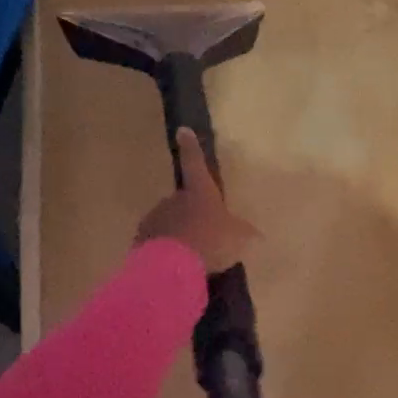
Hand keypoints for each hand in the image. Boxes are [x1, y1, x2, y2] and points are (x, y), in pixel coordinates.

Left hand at [135, 128, 259, 272]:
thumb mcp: (239, 239)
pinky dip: (165, 251)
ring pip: (168, 222)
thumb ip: (245, 234)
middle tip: (203, 235)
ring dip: (177, 234)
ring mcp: (155, 219)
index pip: (195, 163)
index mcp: (199, 191)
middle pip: (182, 201)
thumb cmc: (210, 242)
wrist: (172, 266)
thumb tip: (256, 235)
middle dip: (190, 214)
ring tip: (190, 257)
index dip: (190, 148)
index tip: (182, 130)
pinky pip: (157, 243)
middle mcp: (174, 199)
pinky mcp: (142, 240)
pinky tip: (175, 267)